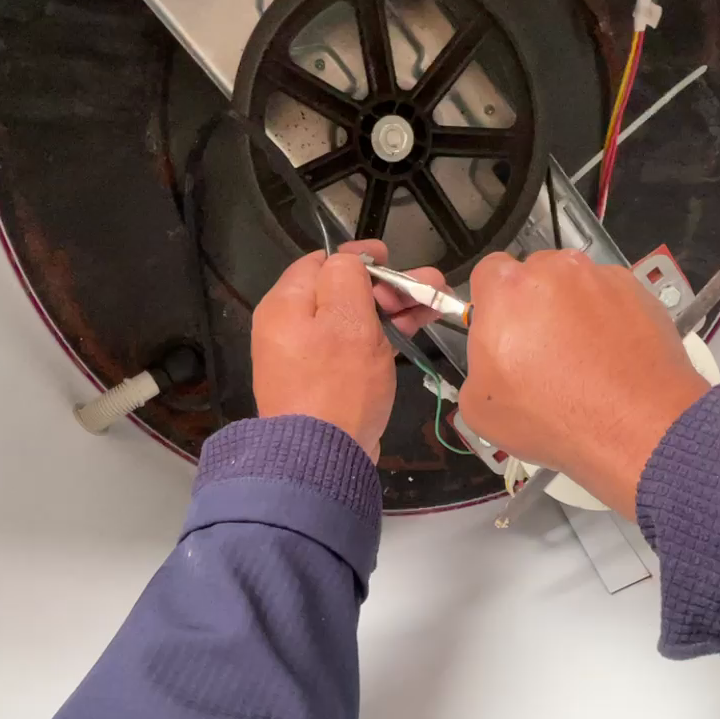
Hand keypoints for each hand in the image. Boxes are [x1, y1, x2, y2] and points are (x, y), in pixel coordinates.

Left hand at [252, 240, 449, 459]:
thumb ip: (347, 276)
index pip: (322, 262)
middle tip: (429, 288)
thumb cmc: (337, 385)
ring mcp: (305, 359)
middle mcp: (289, 328)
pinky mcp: (323, 385)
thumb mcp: (347, 319)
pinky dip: (380, 339)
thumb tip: (348, 261)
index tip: (393, 260)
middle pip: (342, 293)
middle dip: (388, 286)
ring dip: (392, 311)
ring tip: (433, 306)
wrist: (321, 460)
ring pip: (352, 322)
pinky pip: (351, 349)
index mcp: (286, 304)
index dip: (361, 257)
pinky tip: (410, 332)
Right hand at [460, 250, 710, 518]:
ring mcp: (602, 278)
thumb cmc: (550, 417)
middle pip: (534, 277)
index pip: (488, 273)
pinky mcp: (640, 293)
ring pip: (575, 287)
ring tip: (581, 361)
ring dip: (571, 312)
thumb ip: (477, 366)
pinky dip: (608, 322)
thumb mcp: (479, 409)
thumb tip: (491, 361)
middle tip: (539, 354)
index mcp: (507, 289)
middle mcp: (555, 270)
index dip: (491, 304)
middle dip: (533, 306)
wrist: (635, 427)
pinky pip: (611, 300)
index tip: (500, 334)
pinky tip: (610, 360)